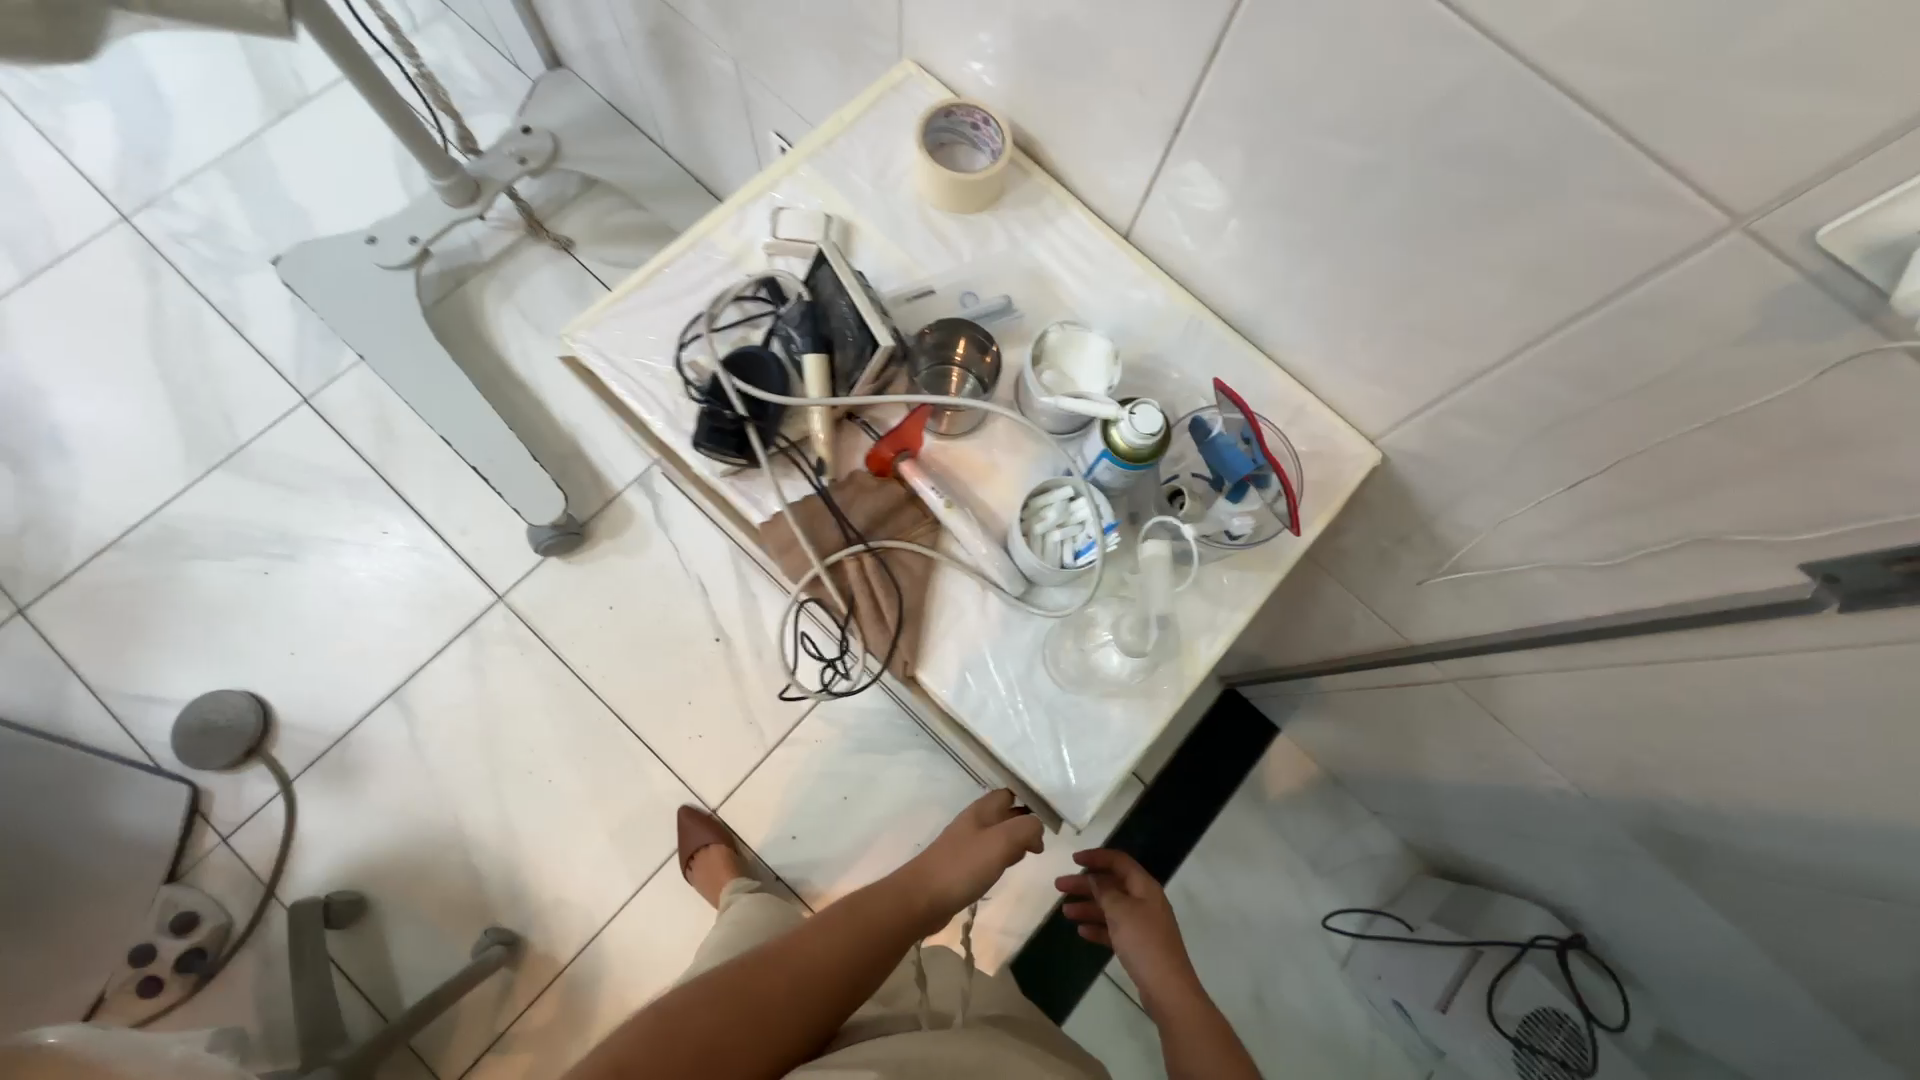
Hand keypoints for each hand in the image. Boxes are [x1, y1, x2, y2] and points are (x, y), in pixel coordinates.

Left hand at [893, 790, 1043, 933]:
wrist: (922, 898)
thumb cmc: (963, 866)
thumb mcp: (1001, 842)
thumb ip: (1025, 829)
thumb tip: (1038, 828)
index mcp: (981, 810)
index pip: (1009, 793)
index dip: (1029, 800)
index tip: (1050, 816)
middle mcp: (974, 822)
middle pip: (1005, 814)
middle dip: (1025, 822)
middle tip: (1043, 840)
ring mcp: (966, 844)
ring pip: (998, 834)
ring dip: (1015, 841)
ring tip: (1032, 853)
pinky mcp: (962, 866)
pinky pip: (988, 854)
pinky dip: (1003, 857)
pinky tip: (1008, 868)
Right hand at [1055, 849, 1200, 1009]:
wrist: (1168, 989)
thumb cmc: (1143, 942)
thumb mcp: (1121, 911)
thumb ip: (1105, 891)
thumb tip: (1095, 879)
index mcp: (1144, 887)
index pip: (1119, 861)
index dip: (1096, 857)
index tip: (1073, 860)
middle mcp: (1144, 901)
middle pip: (1111, 885)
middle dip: (1085, 884)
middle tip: (1059, 886)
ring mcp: (1142, 925)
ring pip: (1111, 908)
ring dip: (1088, 907)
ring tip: (1065, 912)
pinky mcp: (1138, 946)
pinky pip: (1114, 930)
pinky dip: (1098, 928)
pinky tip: (1081, 931)